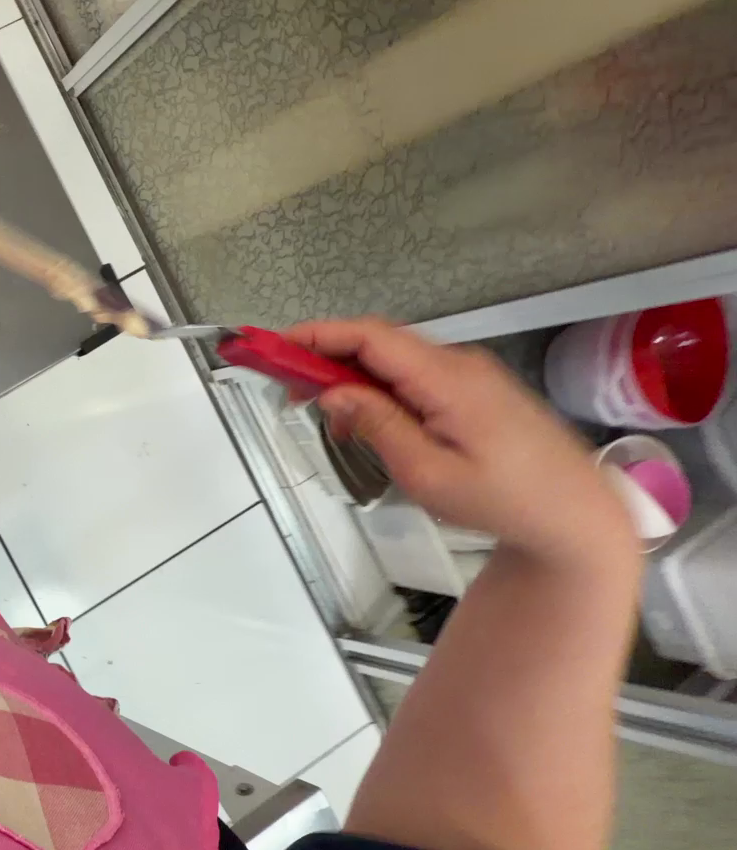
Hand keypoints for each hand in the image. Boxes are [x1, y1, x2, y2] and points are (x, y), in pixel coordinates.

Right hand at [285, 318, 636, 566]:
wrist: (575, 514)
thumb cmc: (500, 499)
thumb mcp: (426, 471)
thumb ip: (378, 425)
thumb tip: (332, 393)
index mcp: (448, 380)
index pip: (372, 338)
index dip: (319, 335)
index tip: (274, 347)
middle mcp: (458, 365)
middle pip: (378, 343)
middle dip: (323, 356)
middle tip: (285, 388)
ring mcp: (467, 376)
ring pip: (391, 360)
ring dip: (346, 376)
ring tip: (316, 410)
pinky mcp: (470, 391)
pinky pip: (409, 376)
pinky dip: (372, 388)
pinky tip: (358, 420)